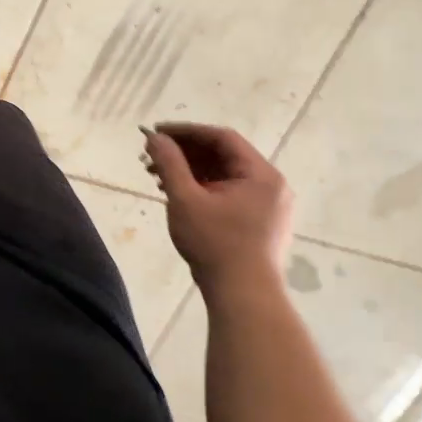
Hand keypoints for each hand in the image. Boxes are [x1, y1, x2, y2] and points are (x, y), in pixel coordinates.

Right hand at [143, 122, 294, 296]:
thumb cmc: (215, 241)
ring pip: (224, 173)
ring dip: (189, 168)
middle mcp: (271, 185)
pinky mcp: (259, 219)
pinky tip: (176, 192)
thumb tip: (154, 137)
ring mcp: (268, 203)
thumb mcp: (185, 198)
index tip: (154, 132)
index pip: (222, 138)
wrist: (243, 291)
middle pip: (224, 154)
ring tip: (156, 175)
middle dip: (184, 151)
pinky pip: (228, 190)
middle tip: (150, 155)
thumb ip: (169, 163)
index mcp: (261, 175)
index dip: (186, 131)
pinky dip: (201, 185)